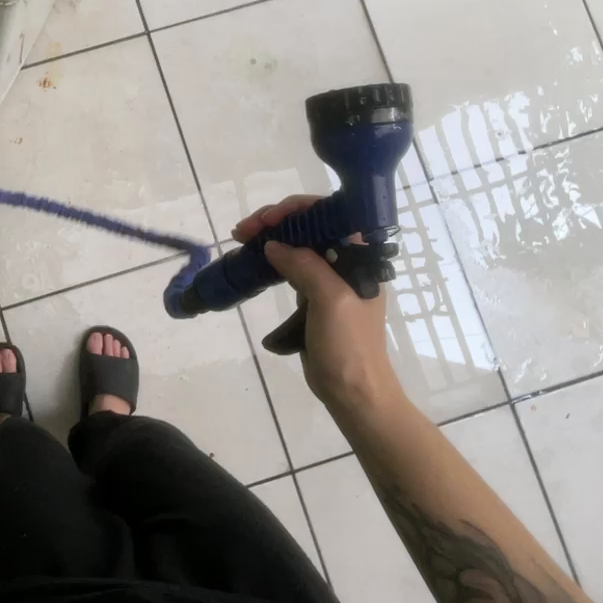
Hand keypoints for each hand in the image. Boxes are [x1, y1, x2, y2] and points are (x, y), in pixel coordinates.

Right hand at [233, 195, 398, 408]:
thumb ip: (305, 266)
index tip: (267, 221)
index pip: (330, 214)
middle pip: (310, 226)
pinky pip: (291, 268)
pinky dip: (270, 261)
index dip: (297, 210)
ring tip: (241, 240)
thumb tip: (273, 245)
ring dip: (269, 239)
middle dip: (276, 222)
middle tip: (243, 231)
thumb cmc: (348, 346)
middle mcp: (347, 262)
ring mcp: (330, 279)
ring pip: (297, 245)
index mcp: (361, 257)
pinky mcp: (314, 297)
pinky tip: (252, 263)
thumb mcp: (330, 300)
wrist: (352, 392)